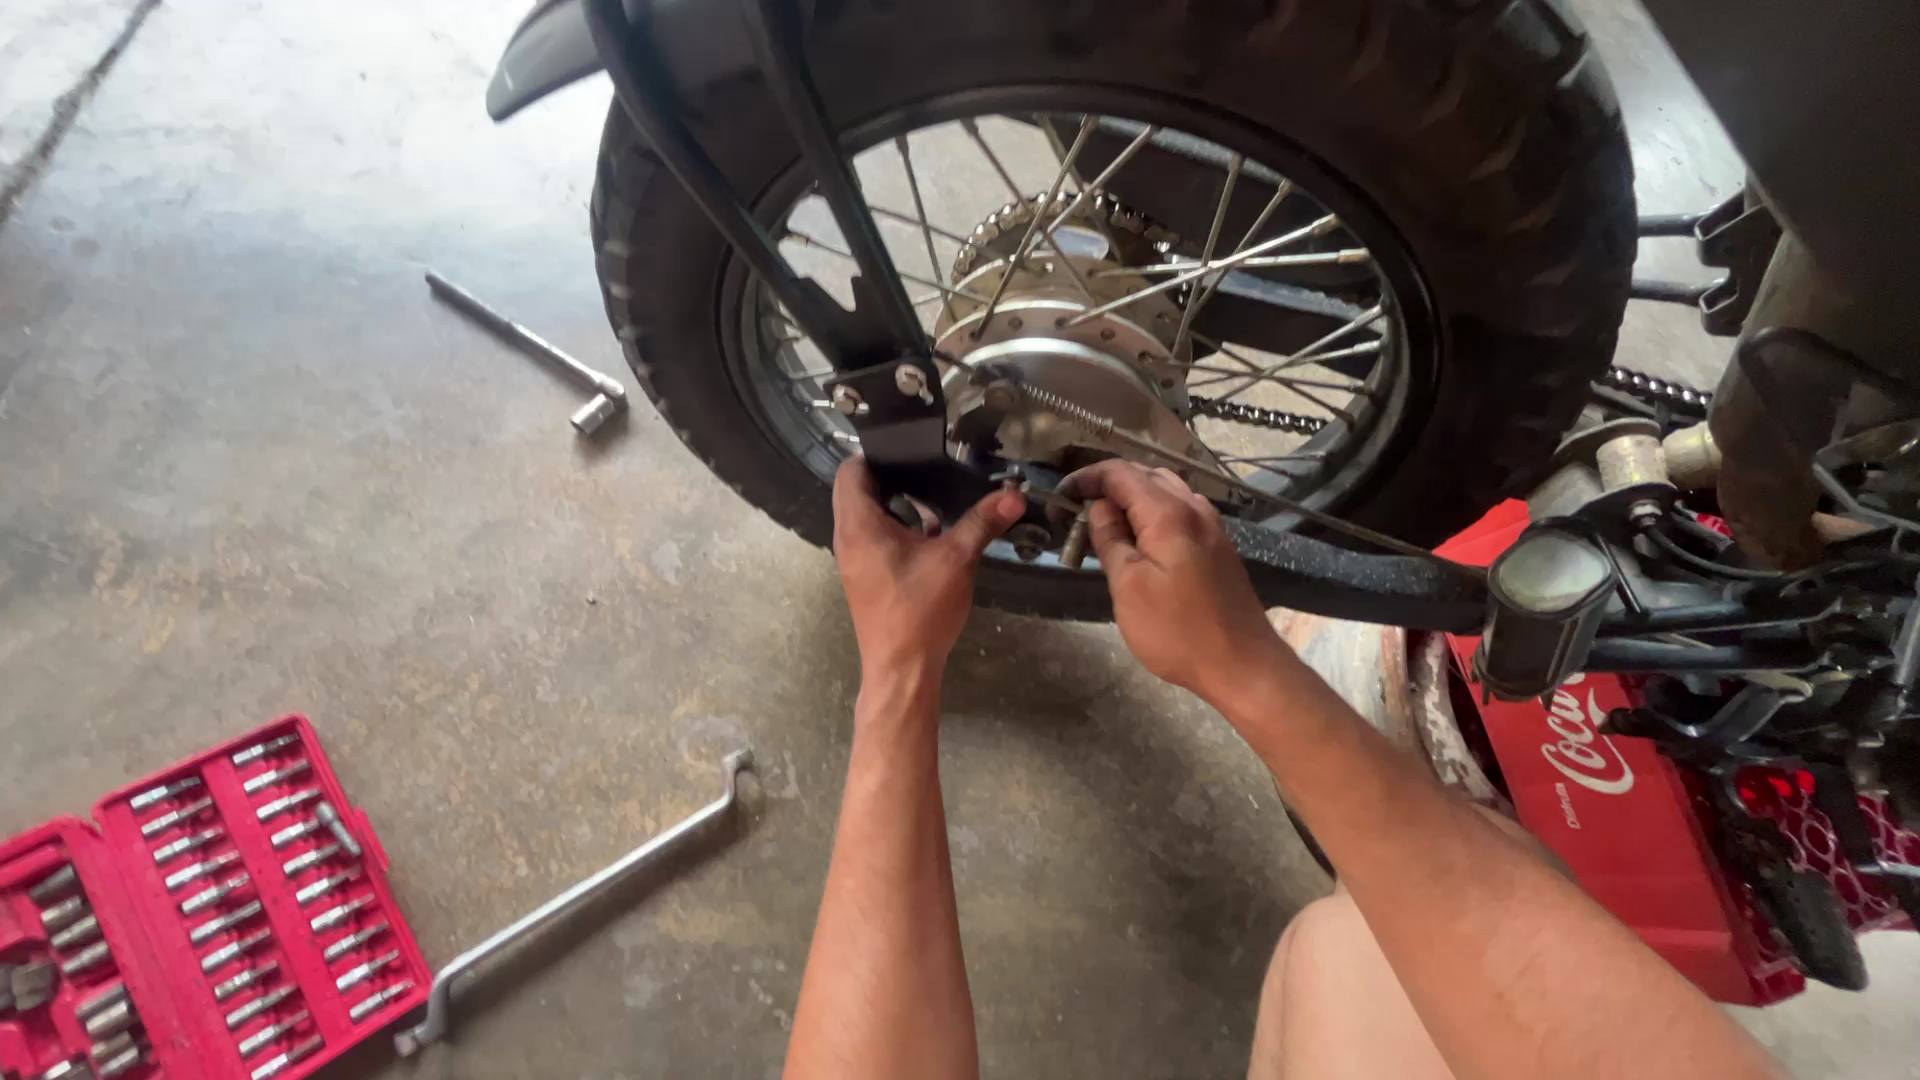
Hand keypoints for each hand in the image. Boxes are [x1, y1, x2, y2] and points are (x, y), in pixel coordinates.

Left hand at [833, 456, 1025, 681]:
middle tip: (929, 466)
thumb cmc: (920, 611)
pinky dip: (899, 528)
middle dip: (893, 476)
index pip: (850, 471)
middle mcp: (849, 539)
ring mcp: (855, 560)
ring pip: (869, 516)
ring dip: (899, 504)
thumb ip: (982, 522)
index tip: (909, 447)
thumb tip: (1013, 496)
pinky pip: (876, 538)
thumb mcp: (956, 560)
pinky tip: (934, 534)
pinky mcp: (867, 576)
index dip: (875, 452)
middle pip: (860, 490)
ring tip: (935, 496)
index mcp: (859, 526)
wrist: (901, 670)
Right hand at [1061, 460, 1287, 701]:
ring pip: (1165, 491)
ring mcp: (1211, 525)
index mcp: (1169, 513)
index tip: (1061, 497)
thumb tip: (1098, 508)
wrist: (1242, 664)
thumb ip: (1110, 540)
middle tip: (1077, 510)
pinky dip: (1153, 512)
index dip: (1086, 478)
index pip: (1120, 473)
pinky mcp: (1217, 545)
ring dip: (1131, 497)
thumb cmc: (1177, 630)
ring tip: (1103, 523)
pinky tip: (1139, 538)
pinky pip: (1179, 510)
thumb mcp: (1128, 586)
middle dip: (1107, 485)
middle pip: (1144, 475)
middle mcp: (1194, 508)